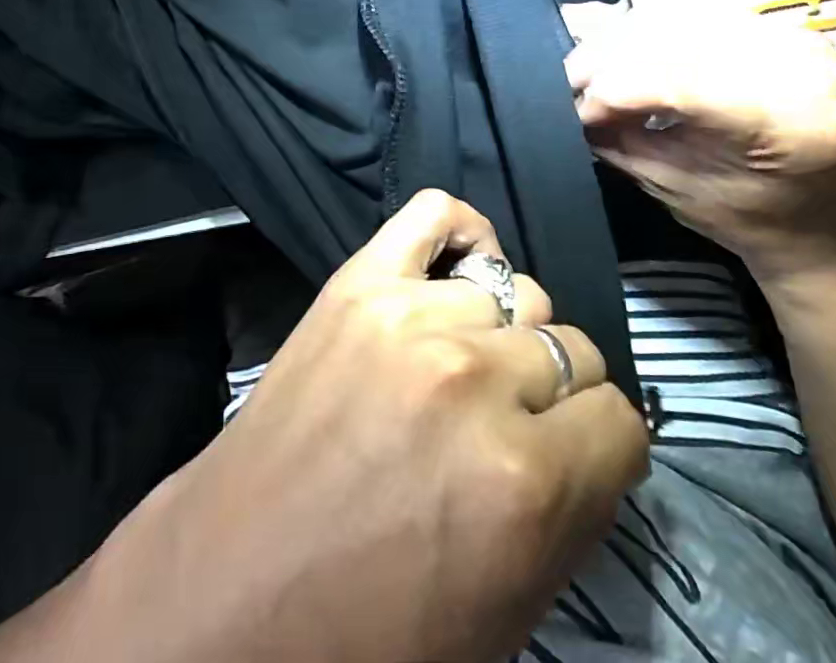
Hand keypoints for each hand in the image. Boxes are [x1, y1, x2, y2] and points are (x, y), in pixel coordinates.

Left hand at [0, 190, 650, 662]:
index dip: (601, 451)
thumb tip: (601, 436)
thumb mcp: (512, 610)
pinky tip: (451, 279)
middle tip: (505, 432)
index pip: (621, 421)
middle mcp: (475, 384)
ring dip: (501, 343)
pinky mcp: (356, 288)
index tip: (572, 464)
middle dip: (553, 400)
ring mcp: (411, 323)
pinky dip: (458, 238)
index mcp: (524, 482)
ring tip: (456, 381)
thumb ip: (578, 508)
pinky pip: (435, 215)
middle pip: (574, 351)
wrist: (214, 614)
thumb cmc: (370, 637)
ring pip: (518, 299)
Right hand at [567, 11, 835, 276]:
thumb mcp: (675, 187)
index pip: (687, 83)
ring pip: (691, 16)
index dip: (619, 89)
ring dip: (630, 40)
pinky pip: (706, 14)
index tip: (575, 107)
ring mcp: (802, 41)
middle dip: (616, 57)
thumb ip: (623, 142)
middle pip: (687, 37)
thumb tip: (571, 105)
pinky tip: (629, 53)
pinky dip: (657, 32)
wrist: (808, 214)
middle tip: (573, 81)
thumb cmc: (747, 218)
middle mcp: (808, 69)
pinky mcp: (787, 29)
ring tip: (594, 67)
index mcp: (793, 127)